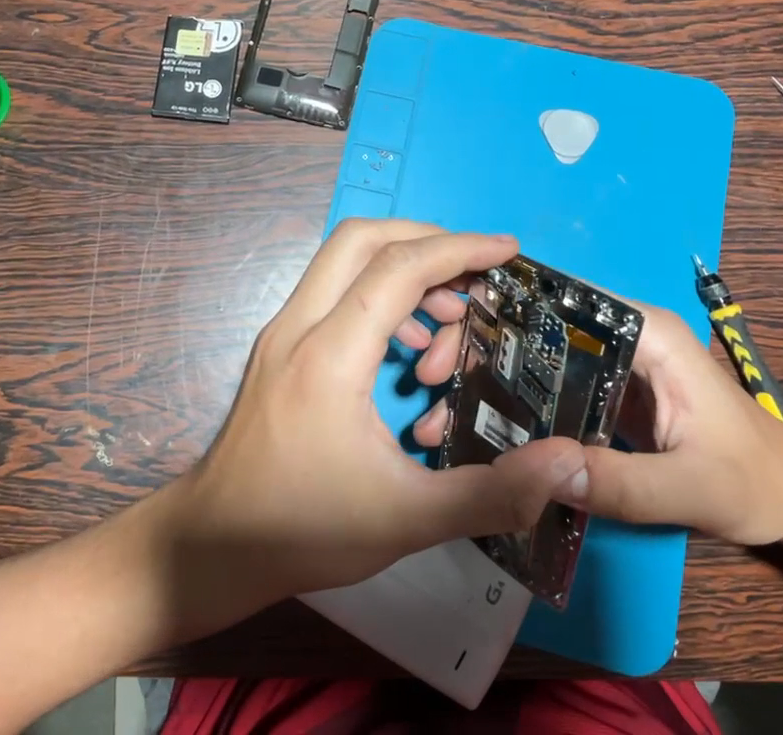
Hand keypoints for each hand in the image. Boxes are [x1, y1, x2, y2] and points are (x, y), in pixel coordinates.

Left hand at [159, 220, 593, 620]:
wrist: (214, 543)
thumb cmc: (305, 529)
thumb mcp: (407, 519)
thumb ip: (492, 493)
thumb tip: (568, 465)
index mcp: (328, 356)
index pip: (396, 269)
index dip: (458, 249)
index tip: (507, 251)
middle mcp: (297, 328)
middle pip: (358, 240)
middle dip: (425, 239)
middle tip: (477, 272)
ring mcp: (279, 335)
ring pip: (338, 263)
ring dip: (397, 269)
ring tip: (447, 318)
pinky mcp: (275, 351)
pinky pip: (328, 294)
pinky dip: (373, 295)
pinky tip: (403, 345)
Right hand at [414, 302, 782, 545]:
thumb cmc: (754, 481)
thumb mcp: (691, 489)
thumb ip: (622, 482)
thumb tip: (537, 470)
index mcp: (646, 334)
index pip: (563, 295)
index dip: (501, 304)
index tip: (448, 331)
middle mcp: (622, 336)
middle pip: (534, 320)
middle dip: (476, 341)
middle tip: (429, 375)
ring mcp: (610, 364)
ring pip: (531, 351)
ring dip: (482, 372)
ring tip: (436, 406)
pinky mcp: (601, 392)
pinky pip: (542, 383)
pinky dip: (504, 398)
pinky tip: (469, 423)